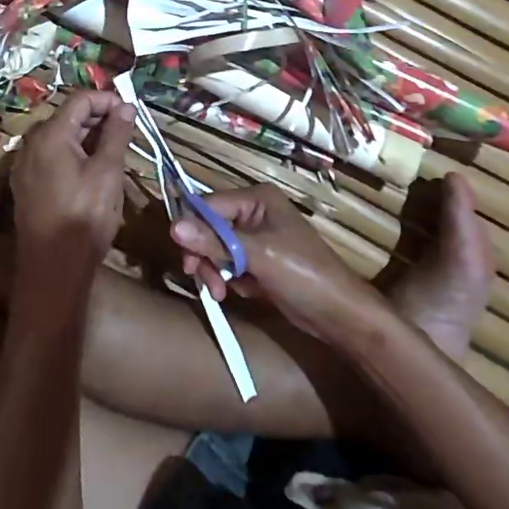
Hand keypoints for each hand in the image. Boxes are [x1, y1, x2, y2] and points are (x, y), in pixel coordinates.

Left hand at [10, 91, 136, 259]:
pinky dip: (75, 152)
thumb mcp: (108, 171)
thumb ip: (116, 133)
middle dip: (99, 117)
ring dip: (89, 135)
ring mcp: (25, 166)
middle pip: (68, 116)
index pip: (80, 99)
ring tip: (116, 150)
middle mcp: (31, 145)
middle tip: (128, 131)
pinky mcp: (27, 185)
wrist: (53, 268)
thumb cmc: (85, 215)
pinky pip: (52, 156)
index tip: (132, 112)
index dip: (108, 100)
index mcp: (50, 136)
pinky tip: (94, 169)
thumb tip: (125, 106)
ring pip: (60, 136)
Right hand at [170, 185, 383, 342]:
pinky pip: (228, 265)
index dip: (192, 231)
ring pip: (215, 250)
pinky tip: (240, 292)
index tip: (189, 262)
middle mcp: (255, 211)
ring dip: (215, 273)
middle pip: (208, 228)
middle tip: (209, 284)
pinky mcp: (258, 261)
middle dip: (205, 257)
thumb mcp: (257, 255)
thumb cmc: (302, 273)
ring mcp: (257, 237)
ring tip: (224, 293)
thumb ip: (216, 241)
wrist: (334, 309)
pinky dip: (228, 280)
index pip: (208, 205)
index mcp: (258, 198)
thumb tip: (173, 226)